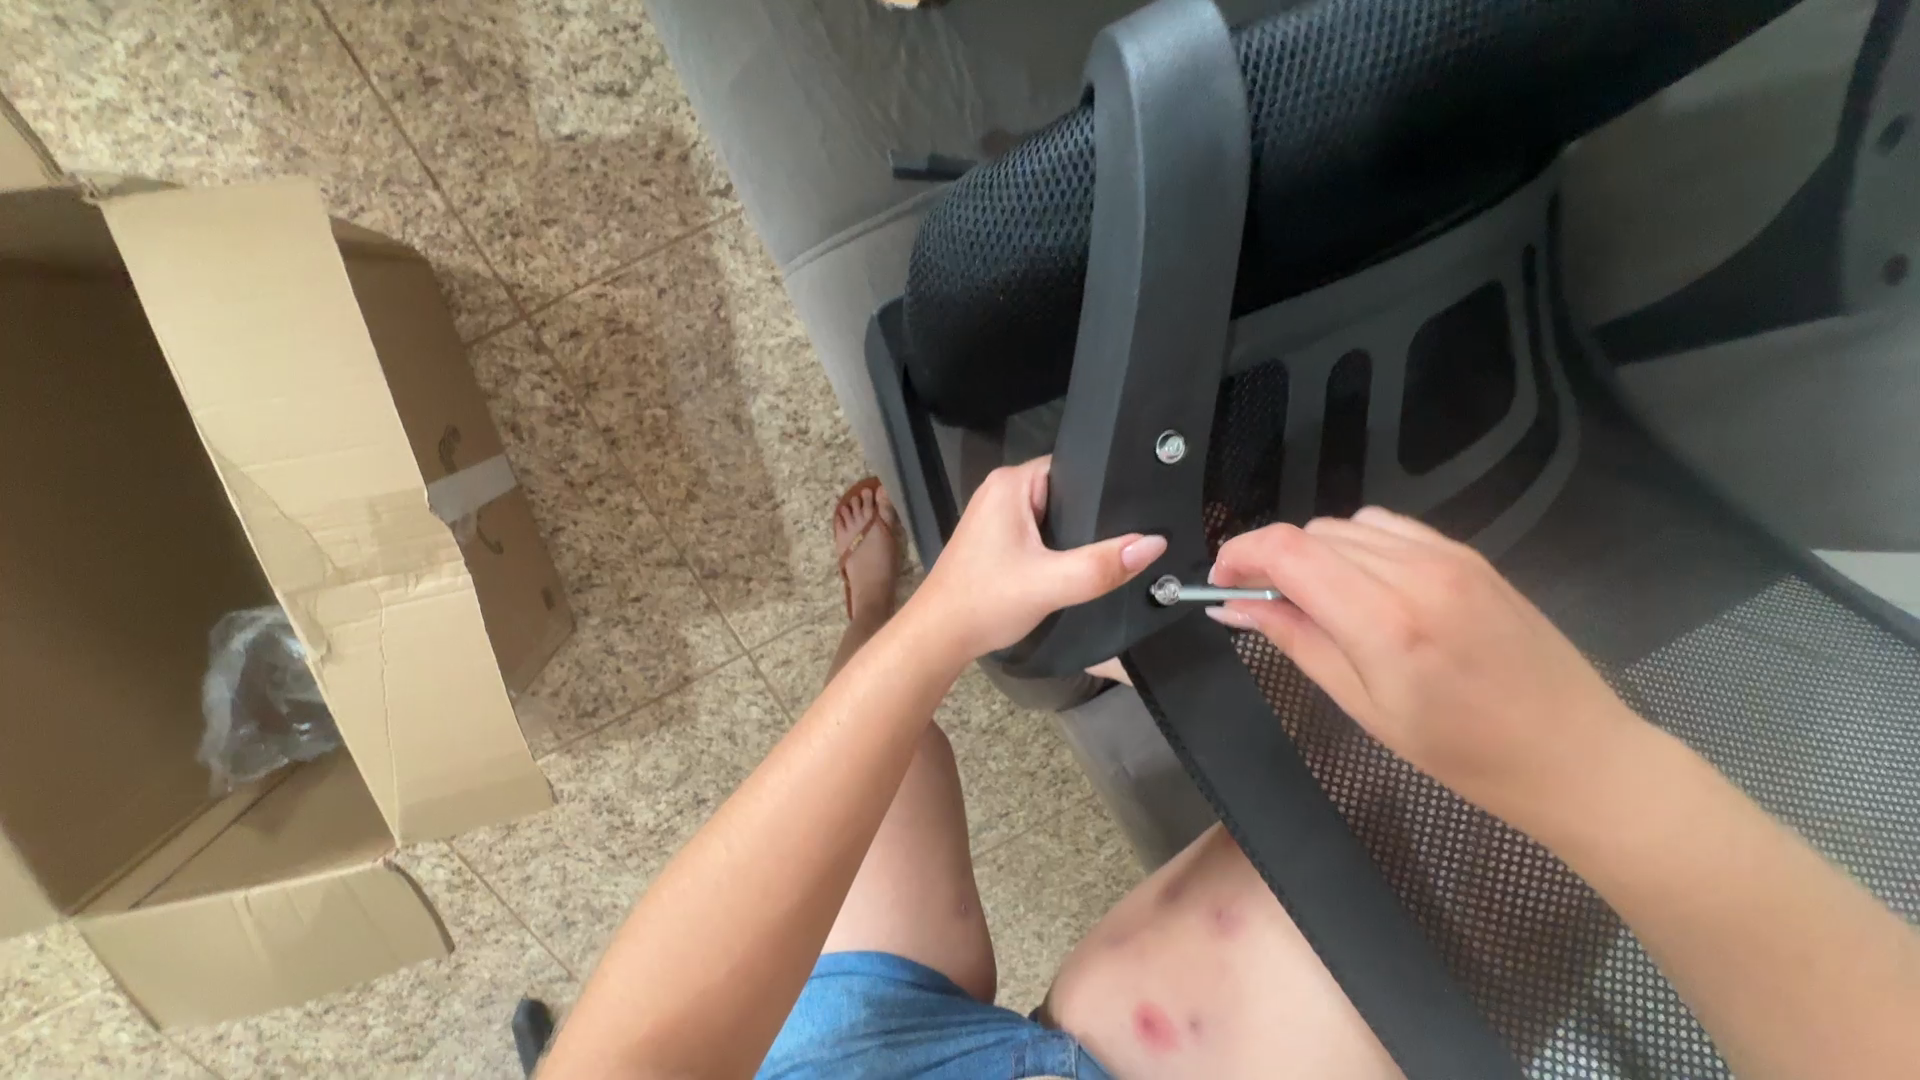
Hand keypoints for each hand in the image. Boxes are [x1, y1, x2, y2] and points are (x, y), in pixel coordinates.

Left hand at [908, 457, 1166, 660]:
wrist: (939, 637)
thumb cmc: (986, 602)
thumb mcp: (1052, 583)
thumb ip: (1102, 564)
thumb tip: (1154, 543)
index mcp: (1011, 483)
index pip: (1073, 467)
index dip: (1105, 486)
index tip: (1140, 505)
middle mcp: (1002, 490)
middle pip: (1067, 491)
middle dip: (1095, 513)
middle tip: (1135, 533)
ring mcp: (997, 516)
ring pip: (1055, 515)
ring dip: (1077, 534)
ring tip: (1114, 548)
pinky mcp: (998, 540)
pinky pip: (1041, 532)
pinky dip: (1059, 547)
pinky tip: (1079, 563)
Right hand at [1210, 507, 1643, 821]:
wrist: (1576, 754)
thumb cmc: (1462, 752)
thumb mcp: (1363, 705)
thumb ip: (1293, 640)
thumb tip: (1232, 605)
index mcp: (1385, 621)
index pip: (1287, 551)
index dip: (1240, 555)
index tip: (1221, 582)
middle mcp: (1416, 572)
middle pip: (1310, 532)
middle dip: (1270, 558)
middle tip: (1258, 601)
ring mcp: (1448, 556)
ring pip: (1345, 525)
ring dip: (1311, 552)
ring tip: (1310, 597)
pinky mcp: (1469, 554)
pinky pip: (1387, 527)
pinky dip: (1354, 544)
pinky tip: (1358, 583)